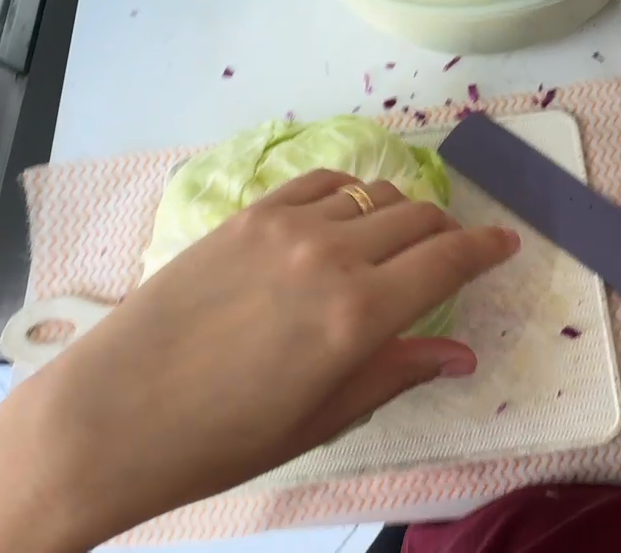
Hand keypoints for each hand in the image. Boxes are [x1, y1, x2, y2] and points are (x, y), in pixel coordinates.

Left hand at [0, 170, 517, 549]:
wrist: (112, 414)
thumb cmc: (224, 437)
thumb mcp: (322, 417)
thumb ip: (399, 371)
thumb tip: (463, 356)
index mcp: (359, 314)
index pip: (448, 261)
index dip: (487, 248)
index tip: (507, 242)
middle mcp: (333, 255)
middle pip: (418, 218)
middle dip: (446, 233)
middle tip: (448, 253)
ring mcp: (288, 225)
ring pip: (374, 194)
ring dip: (398, 213)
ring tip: (391, 240)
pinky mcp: (250, 213)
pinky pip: (321, 182)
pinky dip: (348, 192)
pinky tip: (344, 213)